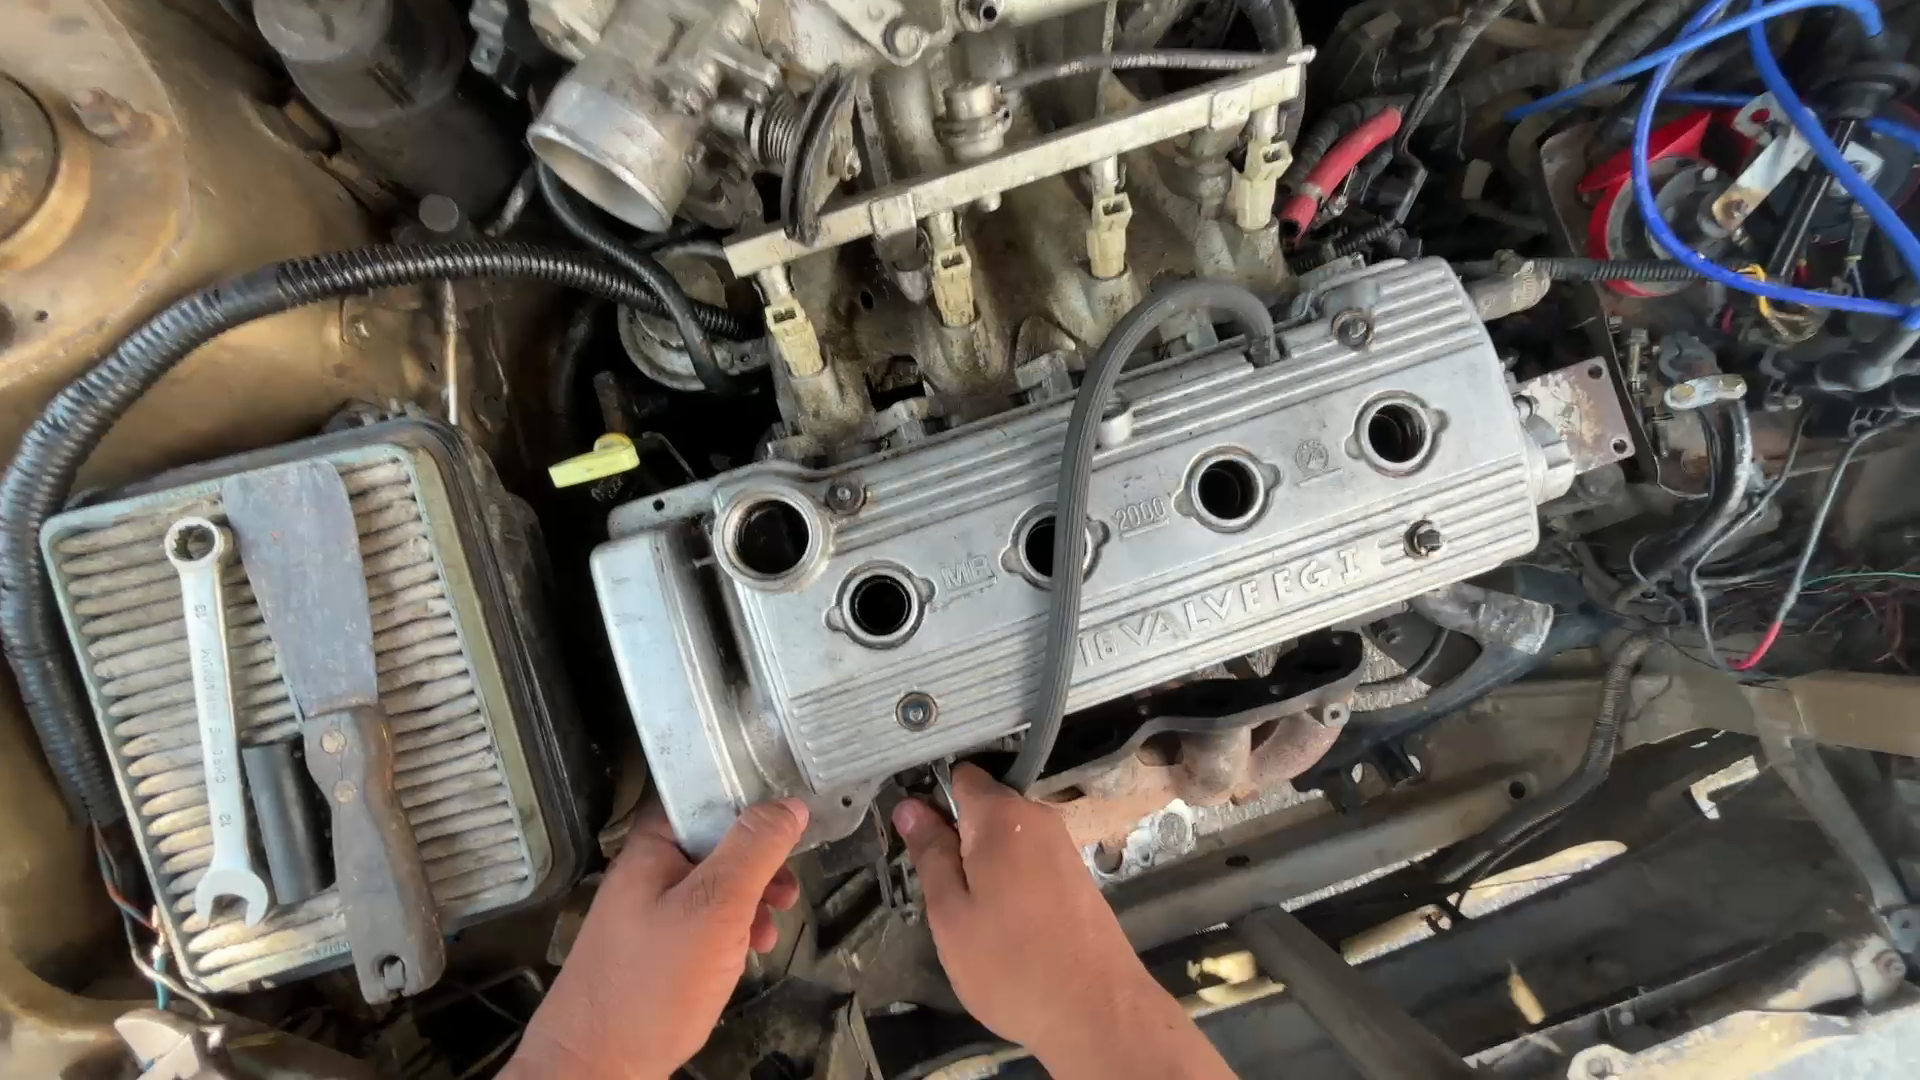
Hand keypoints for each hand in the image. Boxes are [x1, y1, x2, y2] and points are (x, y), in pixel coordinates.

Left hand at [500, 799, 808, 1079]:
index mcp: (653, 845)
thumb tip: (789, 805)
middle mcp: (650, 869)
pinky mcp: (659, 948)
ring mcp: (652, 910)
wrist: (594, 1076)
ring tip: (778, 919)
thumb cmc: (653, 981)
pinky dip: (736, 927)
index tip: (783, 801)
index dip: (742, 788)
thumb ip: (755, 849)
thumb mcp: (716, 905)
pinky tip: (753, 948)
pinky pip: (707, 919)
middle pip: (716, 838)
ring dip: (754, 895)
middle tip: (788, 879)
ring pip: (717, 881)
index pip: (698, 790)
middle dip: (760, 856)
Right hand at [892, 765, 1233, 1079]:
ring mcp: (1060, 841)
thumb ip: (929, 853)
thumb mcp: (951, 913)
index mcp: (1001, 815)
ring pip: (1005, 832)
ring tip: (974, 911)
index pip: (959, 774)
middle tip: (943, 887)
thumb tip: (909, 807)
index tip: (918, 836)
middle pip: (983, 804)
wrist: (1097, 1010)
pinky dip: (1010, 874)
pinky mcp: (1075, 869)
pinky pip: (1028, 854)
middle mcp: (1035, 815)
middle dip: (958, 834)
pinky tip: (1006, 920)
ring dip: (983, 859)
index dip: (933, 797)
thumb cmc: (1012, 964)